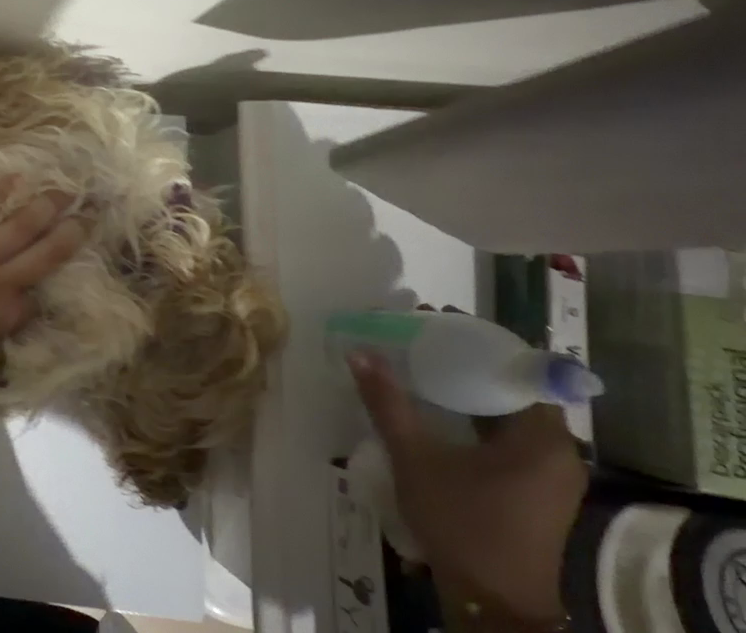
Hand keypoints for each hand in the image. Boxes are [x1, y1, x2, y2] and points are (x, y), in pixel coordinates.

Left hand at [0, 178, 84, 373]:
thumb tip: (13, 302)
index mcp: (6, 318)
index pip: (39, 296)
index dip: (51, 279)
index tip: (65, 256)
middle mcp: (1, 285)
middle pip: (46, 254)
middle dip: (71, 232)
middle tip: (90, 213)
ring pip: (21, 227)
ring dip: (46, 206)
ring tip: (65, 190)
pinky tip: (16, 178)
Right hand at [349, 351, 586, 627]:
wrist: (493, 599)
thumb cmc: (460, 522)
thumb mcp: (415, 459)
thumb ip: (388, 403)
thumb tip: (360, 352)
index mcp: (542, 438)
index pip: (518, 368)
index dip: (477, 340)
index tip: (435, 320)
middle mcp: (560, 450)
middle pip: (514, 389)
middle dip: (467, 361)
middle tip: (419, 339)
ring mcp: (553, 474)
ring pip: (510, 414)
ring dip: (470, 390)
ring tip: (424, 369)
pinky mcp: (539, 490)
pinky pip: (510, 437)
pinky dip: (478, 417)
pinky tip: (442, 413)